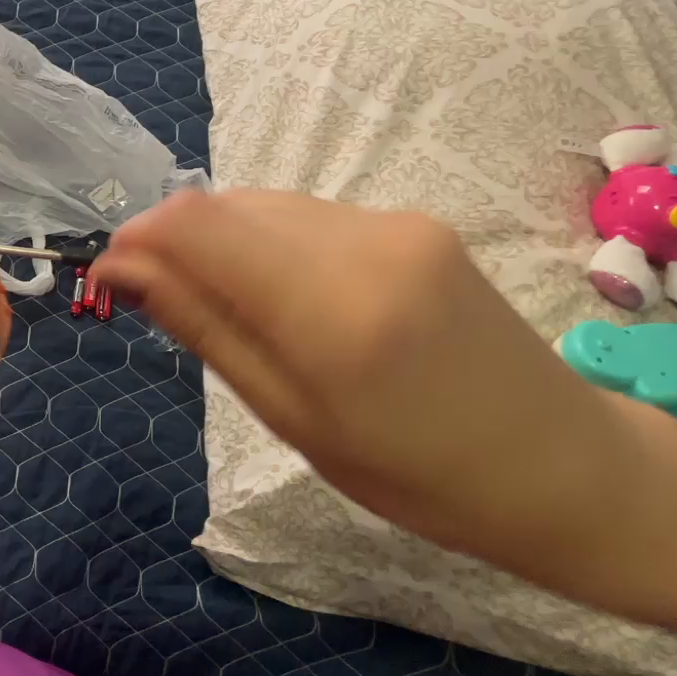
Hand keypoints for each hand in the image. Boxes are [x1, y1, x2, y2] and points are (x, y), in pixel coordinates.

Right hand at [89, 189, 626, 565]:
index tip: (113, 279)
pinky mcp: (409, 219)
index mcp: (329, 309)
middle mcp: (361, 244)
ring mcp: (392, 223)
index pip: (192, 224)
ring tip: (236, 309)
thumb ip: (200, 325)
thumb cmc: (410, 470)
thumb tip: (119, 267)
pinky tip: (286, 294)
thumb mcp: (286, 413)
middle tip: (167, 304)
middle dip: (171, 244)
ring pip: (255, 205)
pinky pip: (299, 213)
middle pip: (216, 206)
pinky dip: (263, 243)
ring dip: (216, 243)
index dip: (135, 239)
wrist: (563, 466)